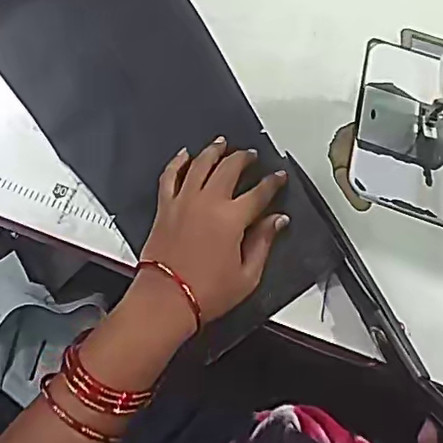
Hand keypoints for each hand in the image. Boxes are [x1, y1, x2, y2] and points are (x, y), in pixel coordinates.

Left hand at [138, 138, 287, 327]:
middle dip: (243, 158)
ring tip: (221, 143)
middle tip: (251, 155)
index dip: (272, 182)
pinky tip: (184, 155)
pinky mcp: (165, 206)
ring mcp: (184, 201)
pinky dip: (177, 162)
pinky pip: (170, 176)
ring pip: (200, 164)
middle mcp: (207, 202)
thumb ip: (263, 242)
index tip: (278, 177)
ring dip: (213, 151)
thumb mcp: (247, 275)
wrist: (167, 299)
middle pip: (229, 168)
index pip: (259, 192)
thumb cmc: (205, 292)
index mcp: (232, 218)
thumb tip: (276, 222)